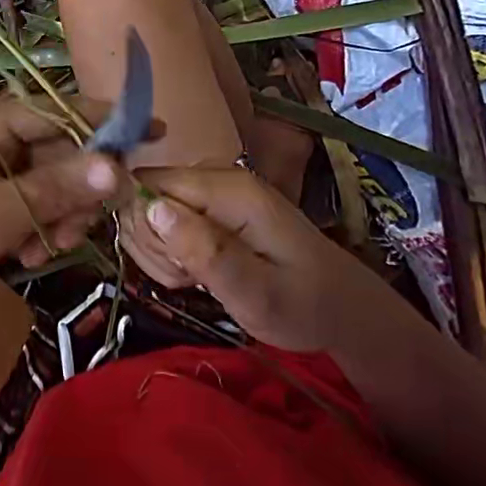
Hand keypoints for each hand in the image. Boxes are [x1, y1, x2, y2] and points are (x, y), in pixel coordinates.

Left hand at [0, 101, 122, 308]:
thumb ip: (58, 188)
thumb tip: (118, 164)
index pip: (63, 111)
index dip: (109, 123)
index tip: (155, 133)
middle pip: (63, 149)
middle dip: (77, 192)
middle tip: (77, 232)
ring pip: (54, 180)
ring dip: (60, 215)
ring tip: (42, 251)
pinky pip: (36, 200)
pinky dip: (41, 226)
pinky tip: (27, 254)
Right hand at [126, 166, 387, 351]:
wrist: (341, 307)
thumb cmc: (303, 305)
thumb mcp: (257, 294)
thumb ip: (207, 253)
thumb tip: (153, 209)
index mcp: (230, 189)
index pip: (150, 183)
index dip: (144, 226)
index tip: (171, 264)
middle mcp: (218, 178)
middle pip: (146, 197)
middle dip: (153, 245)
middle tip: (188, 279)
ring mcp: (214, 191)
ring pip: (152, 213)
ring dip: (161, 254)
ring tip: (196, 279)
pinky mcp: (212, 207)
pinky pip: (167, 224)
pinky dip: (172, 255)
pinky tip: (198, 274)